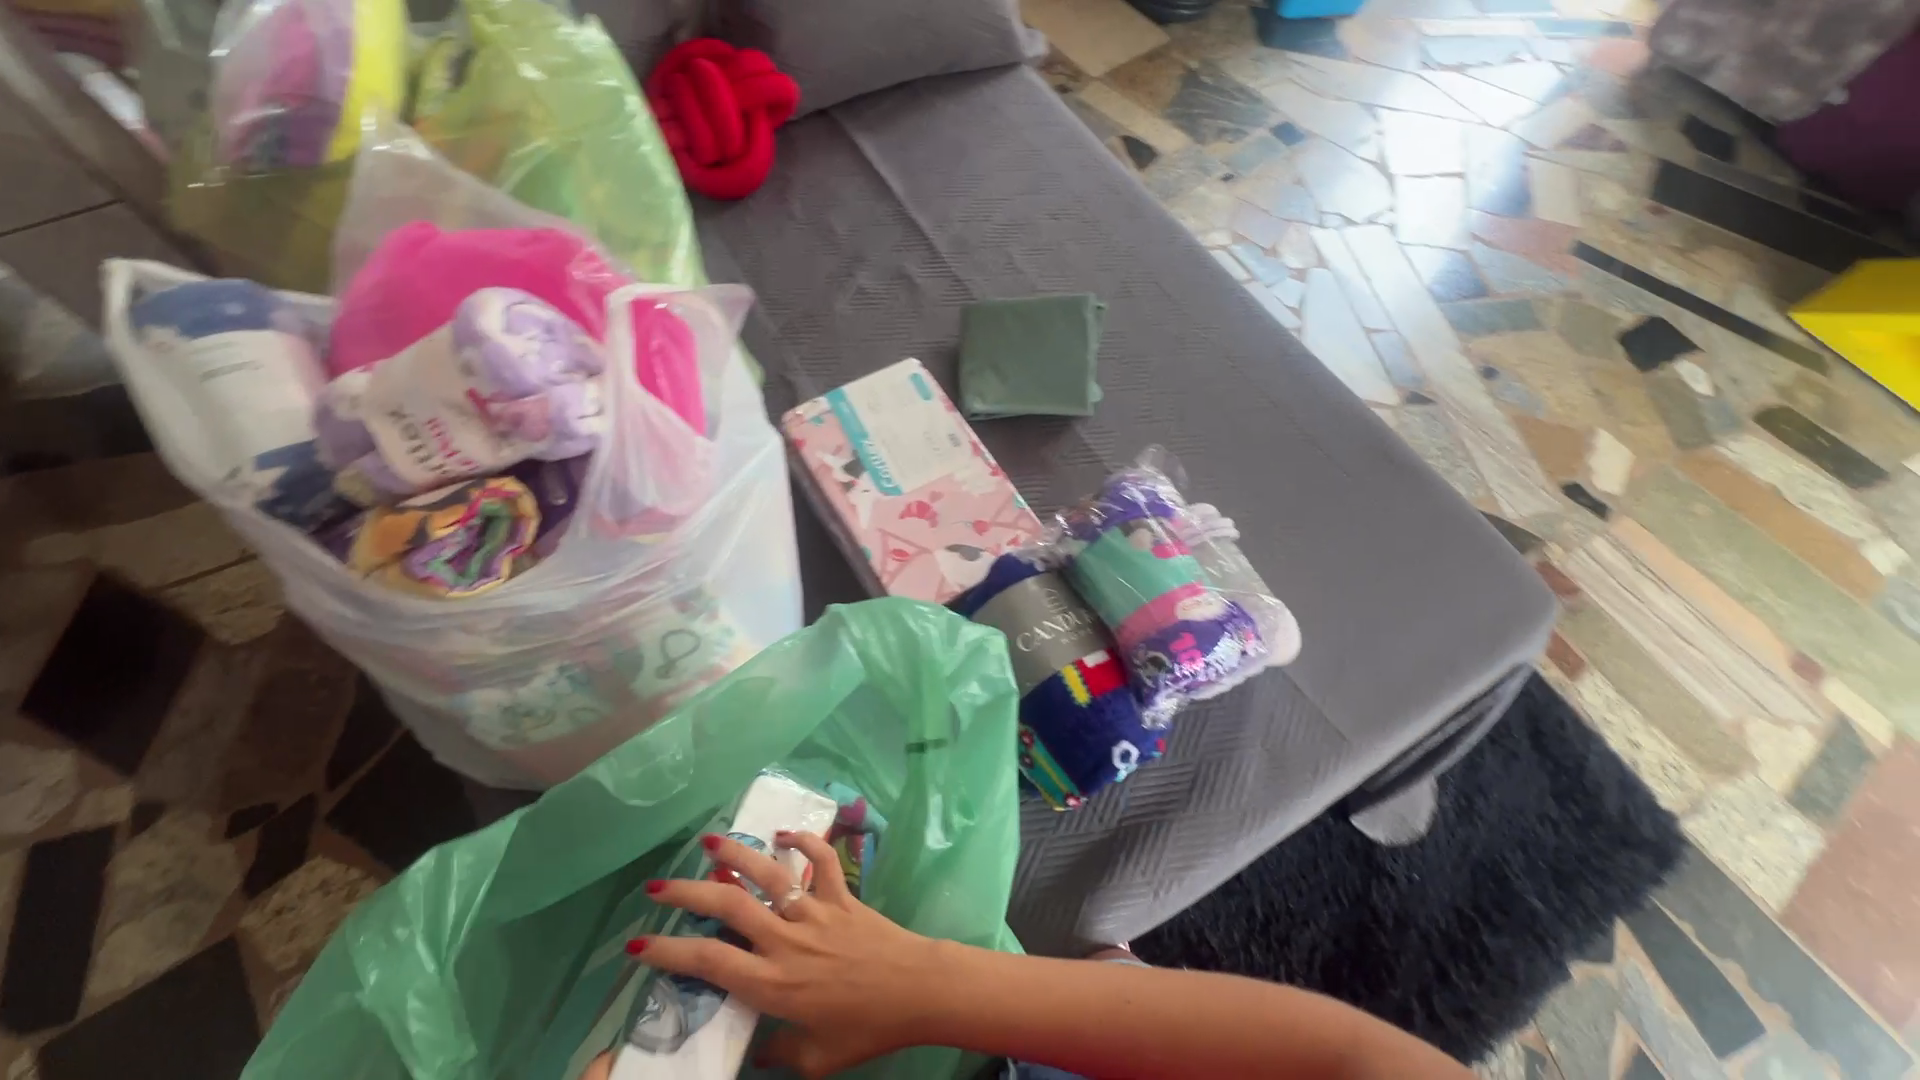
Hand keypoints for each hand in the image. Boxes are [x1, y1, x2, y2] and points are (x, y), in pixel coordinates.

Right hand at [633, 831, 951, 1077]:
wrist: (918, 991)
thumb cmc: (867, 1028)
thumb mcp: (817, 1059)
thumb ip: (779, 1053)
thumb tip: (756, 1050)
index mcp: (773, 984)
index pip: (708, 963)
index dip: (669, 952)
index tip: (639, 943)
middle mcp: (786, 940)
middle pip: (728, 906)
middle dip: (687, 893)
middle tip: (658, 886)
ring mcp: (814, 912)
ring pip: (768, 875)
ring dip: (737, 855)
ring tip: (709, 841)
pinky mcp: (841, 895)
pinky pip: (820, 861)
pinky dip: (804, 842)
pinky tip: (784, 833)